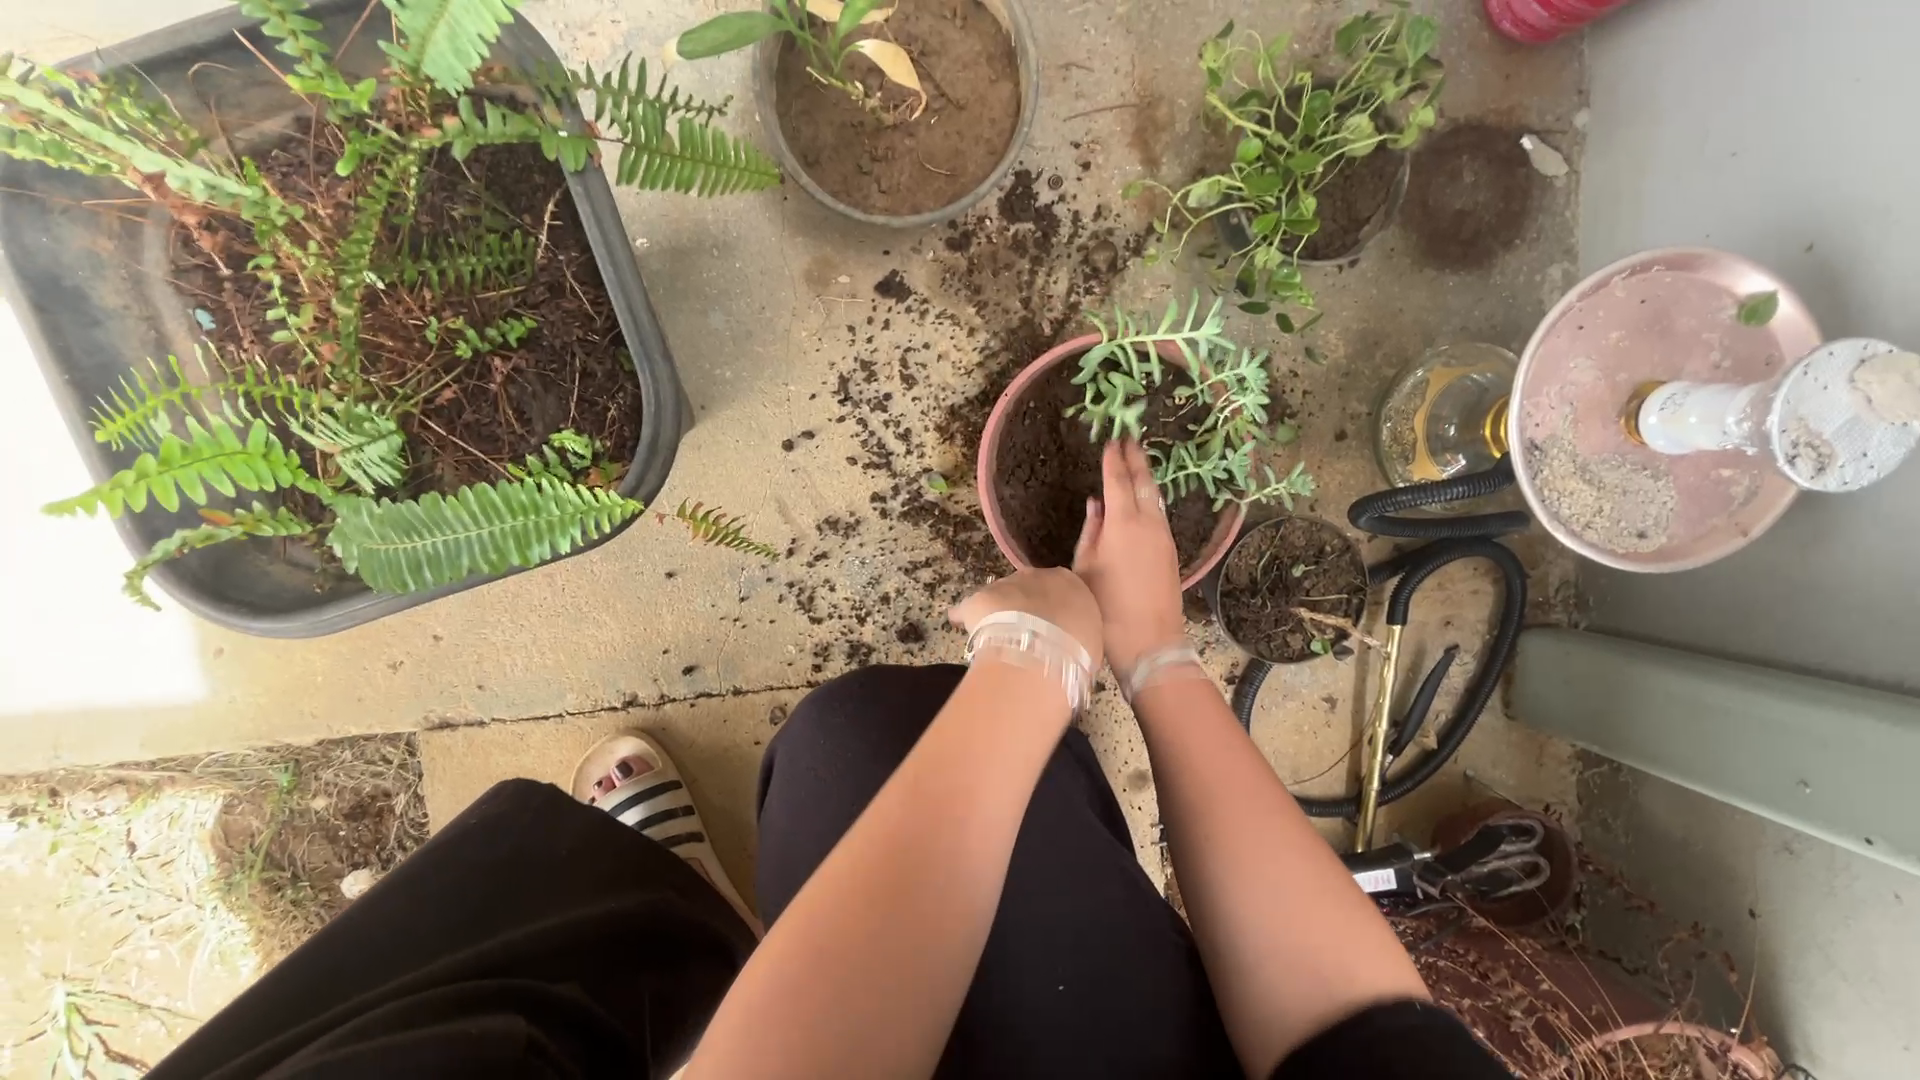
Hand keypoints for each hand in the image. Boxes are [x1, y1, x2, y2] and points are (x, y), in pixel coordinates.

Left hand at [949, 567, 1104, 674]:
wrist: (1040, 652)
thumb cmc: (1074, 651)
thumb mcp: (1089, 642)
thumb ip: (1079, 633)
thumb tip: (1072, 642)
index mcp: (1069, 583)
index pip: (1059, 591)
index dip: (1051, 611)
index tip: (1049, 628)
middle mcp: (1036, 576)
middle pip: (1026, 590)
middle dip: (1023, 609)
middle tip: (1022, 635)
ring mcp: (1004, 583)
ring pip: (999, 599)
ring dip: (997, 615)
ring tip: (995, 640)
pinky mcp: (978, 598)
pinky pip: (968, 609)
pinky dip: (965, 618)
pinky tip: (963, 630)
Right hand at [1072, 439, 1185, 679]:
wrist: (1148, 640)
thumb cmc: (1103, 607)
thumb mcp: (1084, 567)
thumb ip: (1090, 531)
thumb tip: (1096, 504)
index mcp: (1122, 523)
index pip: (1117, 480)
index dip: (1113, 459)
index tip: (1111, 440)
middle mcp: (1148, 523)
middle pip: (1143, 483)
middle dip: (1136, 460)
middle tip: (1130, 439)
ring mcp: (1163, 538)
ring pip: (1154, 498)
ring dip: (1146, 478)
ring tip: (1138, 462)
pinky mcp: (1170, 553)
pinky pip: (1159, 515)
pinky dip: (1150, 499)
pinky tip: (1144, 499)